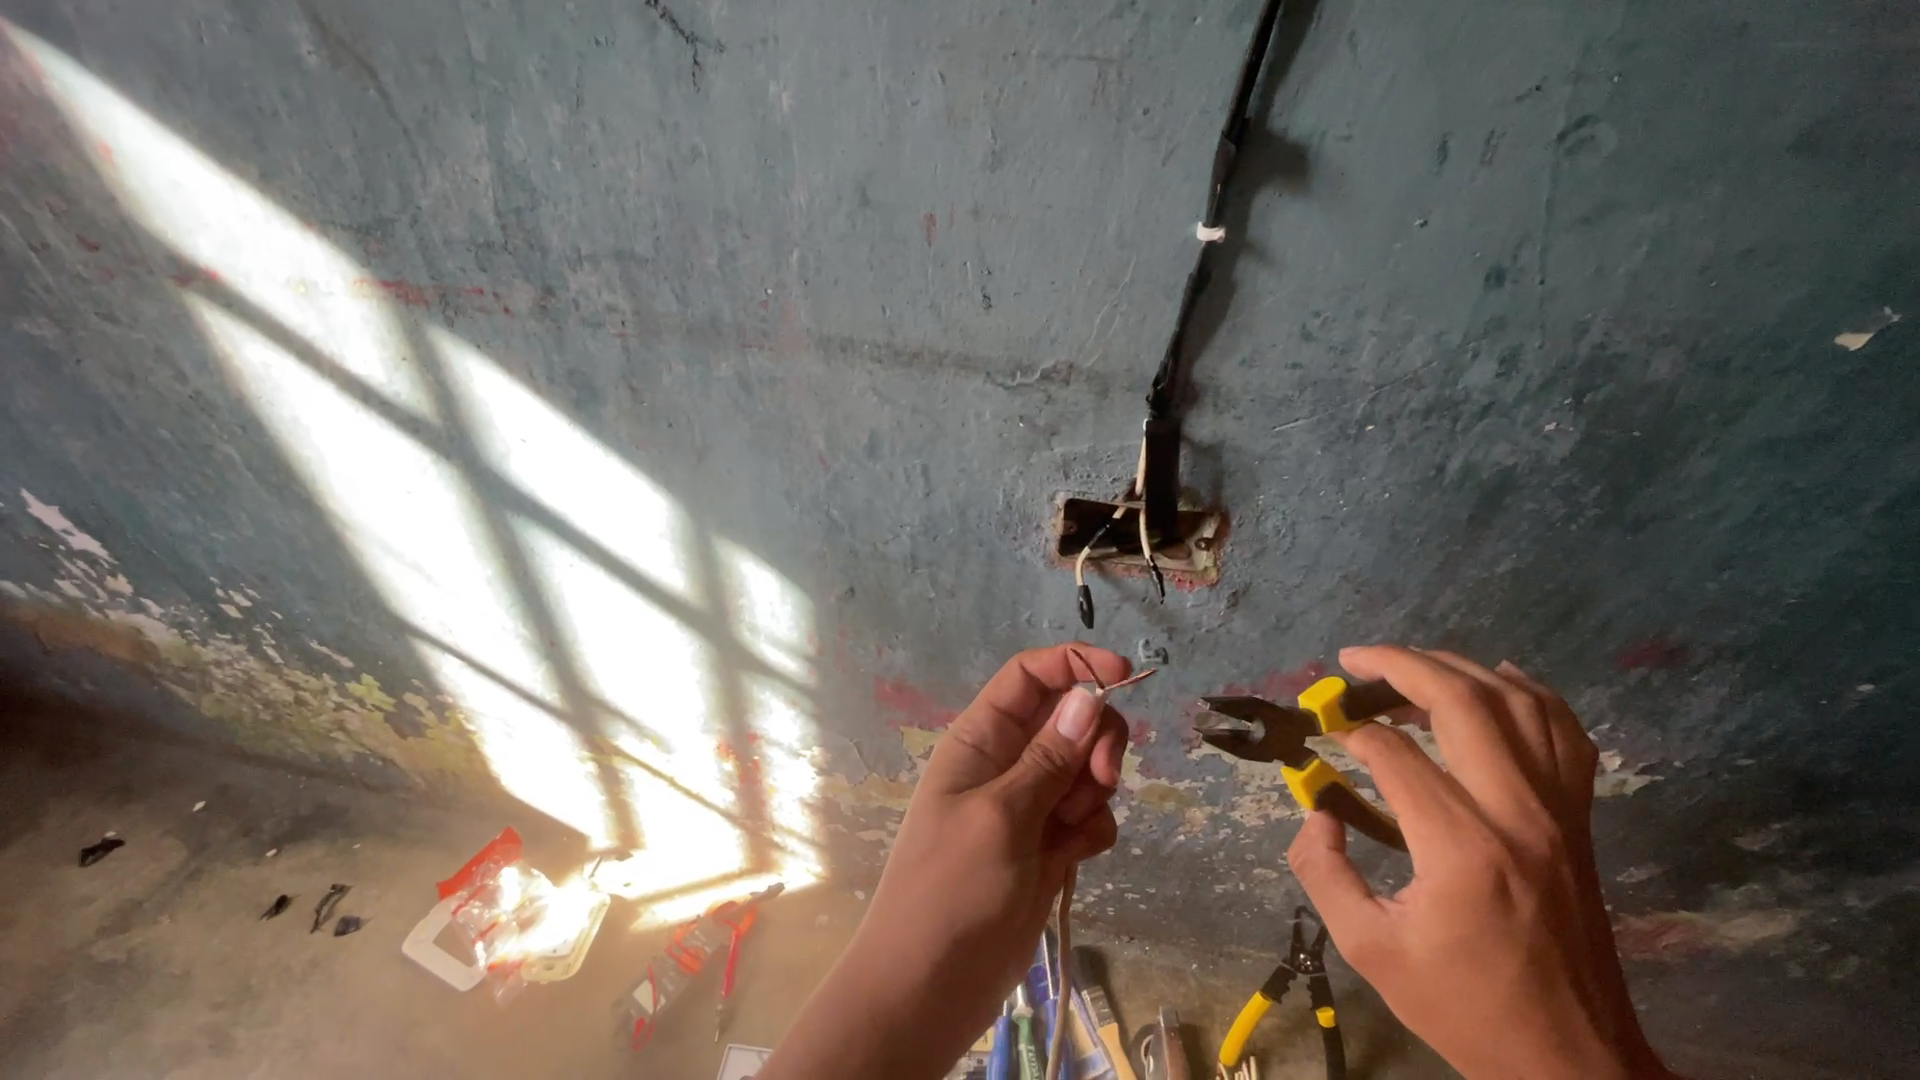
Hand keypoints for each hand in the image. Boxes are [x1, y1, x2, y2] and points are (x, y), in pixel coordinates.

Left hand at [764, 644, 1132, 1079]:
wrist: (930, 987)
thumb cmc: (951, 890)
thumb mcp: (1000, 816)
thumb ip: (1048, 758)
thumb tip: (1086, 697)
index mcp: (980, 739)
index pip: (1029, 676)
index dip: (1074, 664)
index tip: (1123, 676)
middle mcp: (1006, 763)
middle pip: (1070, 718)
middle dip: (1096, 741)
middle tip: (1099, 780)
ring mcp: (1029, 805)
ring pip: (1086, 768)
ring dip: (1093, 792)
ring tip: (1068, 833)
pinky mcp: (1047, 845)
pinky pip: (1089, 816)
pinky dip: (1092, 830)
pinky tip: (1073, 858)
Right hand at [1287, 646, 1670, 1079]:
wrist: (1572, 1056)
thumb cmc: (1463, 1004)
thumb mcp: (1369, 949)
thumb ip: (1323, 872)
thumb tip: (1317, 813)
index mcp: (1459, 846)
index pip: (1394, 752)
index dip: (1349, 730)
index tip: (1322, 731)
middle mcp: (1516, 812)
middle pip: (1462, 701)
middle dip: (1400, 666)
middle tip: (1353, 662)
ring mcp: (1557, 811)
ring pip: (1518, 704)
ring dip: (1458, 669)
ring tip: (1410, 666)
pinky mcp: (1578, 819)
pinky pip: (1566, 733)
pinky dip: (1531, 693)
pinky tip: (1499, 680)